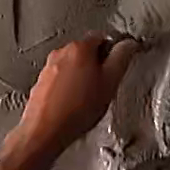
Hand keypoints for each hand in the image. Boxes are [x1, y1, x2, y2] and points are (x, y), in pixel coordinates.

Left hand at [13, 35, 139, 156]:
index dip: (113, 51)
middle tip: (104, 85)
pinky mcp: (40, 83)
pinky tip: (73, 105)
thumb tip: (128, 45)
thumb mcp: (110, 82)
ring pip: (72, 66)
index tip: (117, 64)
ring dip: (81, 77)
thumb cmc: (77, 109)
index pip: (102, 37)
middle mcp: (61, 53)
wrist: (44, 132)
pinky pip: (60, 80)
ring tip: (88, 99)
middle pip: (86, 51)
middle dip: (97, 65)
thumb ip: (121, 58)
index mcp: (80, 48)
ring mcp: (48, 68)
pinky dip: (68, 88)